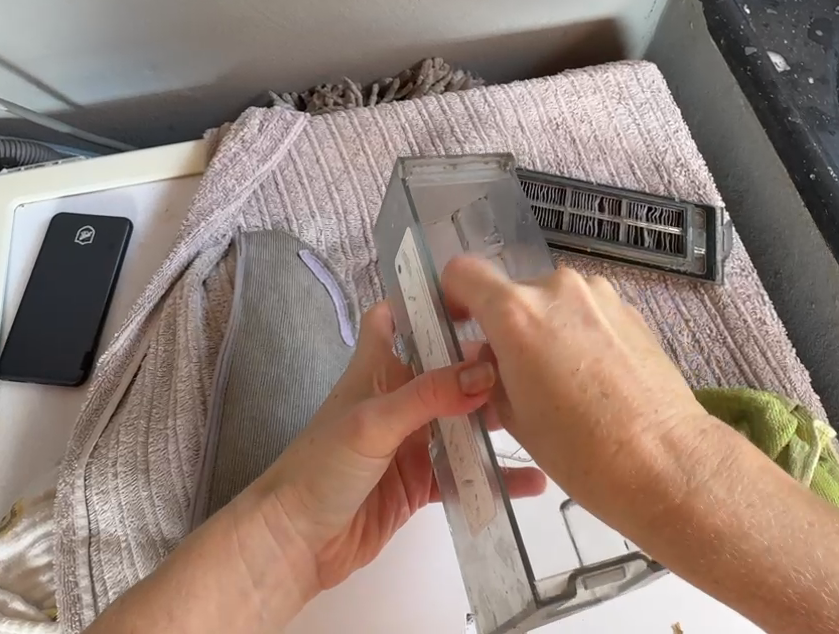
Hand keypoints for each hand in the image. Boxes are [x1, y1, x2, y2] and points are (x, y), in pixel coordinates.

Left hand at [242, 301, 547, 594]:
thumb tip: (483, 373)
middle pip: (444, 368)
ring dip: (494, 419)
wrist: (295, 543)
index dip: (424, 300)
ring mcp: (411, 440)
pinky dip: (493, 476)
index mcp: (377, 367)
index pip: (395, 317)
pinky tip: (533, 481)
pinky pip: (464, 473)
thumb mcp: (373, 421)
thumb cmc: (321, 467)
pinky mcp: (421, 482)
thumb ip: (428, 395)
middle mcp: (397, 396)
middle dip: (482, 363)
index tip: (472, 294)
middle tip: (533, 360)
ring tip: (543, 414)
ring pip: (461, 419)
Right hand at [440, 256, 715, 537]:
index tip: (460, 321)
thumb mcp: (514, 417)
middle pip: (512, 292)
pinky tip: (594, 379)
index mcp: (515, 312)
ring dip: (546, 329)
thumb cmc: (582, 451)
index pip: (463, 272)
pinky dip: (579, 334)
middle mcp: (554, 289)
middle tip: (515, 372)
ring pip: (552, 302)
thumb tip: (491, 360)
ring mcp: (597, 294)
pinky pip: (586, 311)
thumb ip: (491, 373)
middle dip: (507, 325)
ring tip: (562, 381)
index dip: (453, 294)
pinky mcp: (628, 308)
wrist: (666, 464)